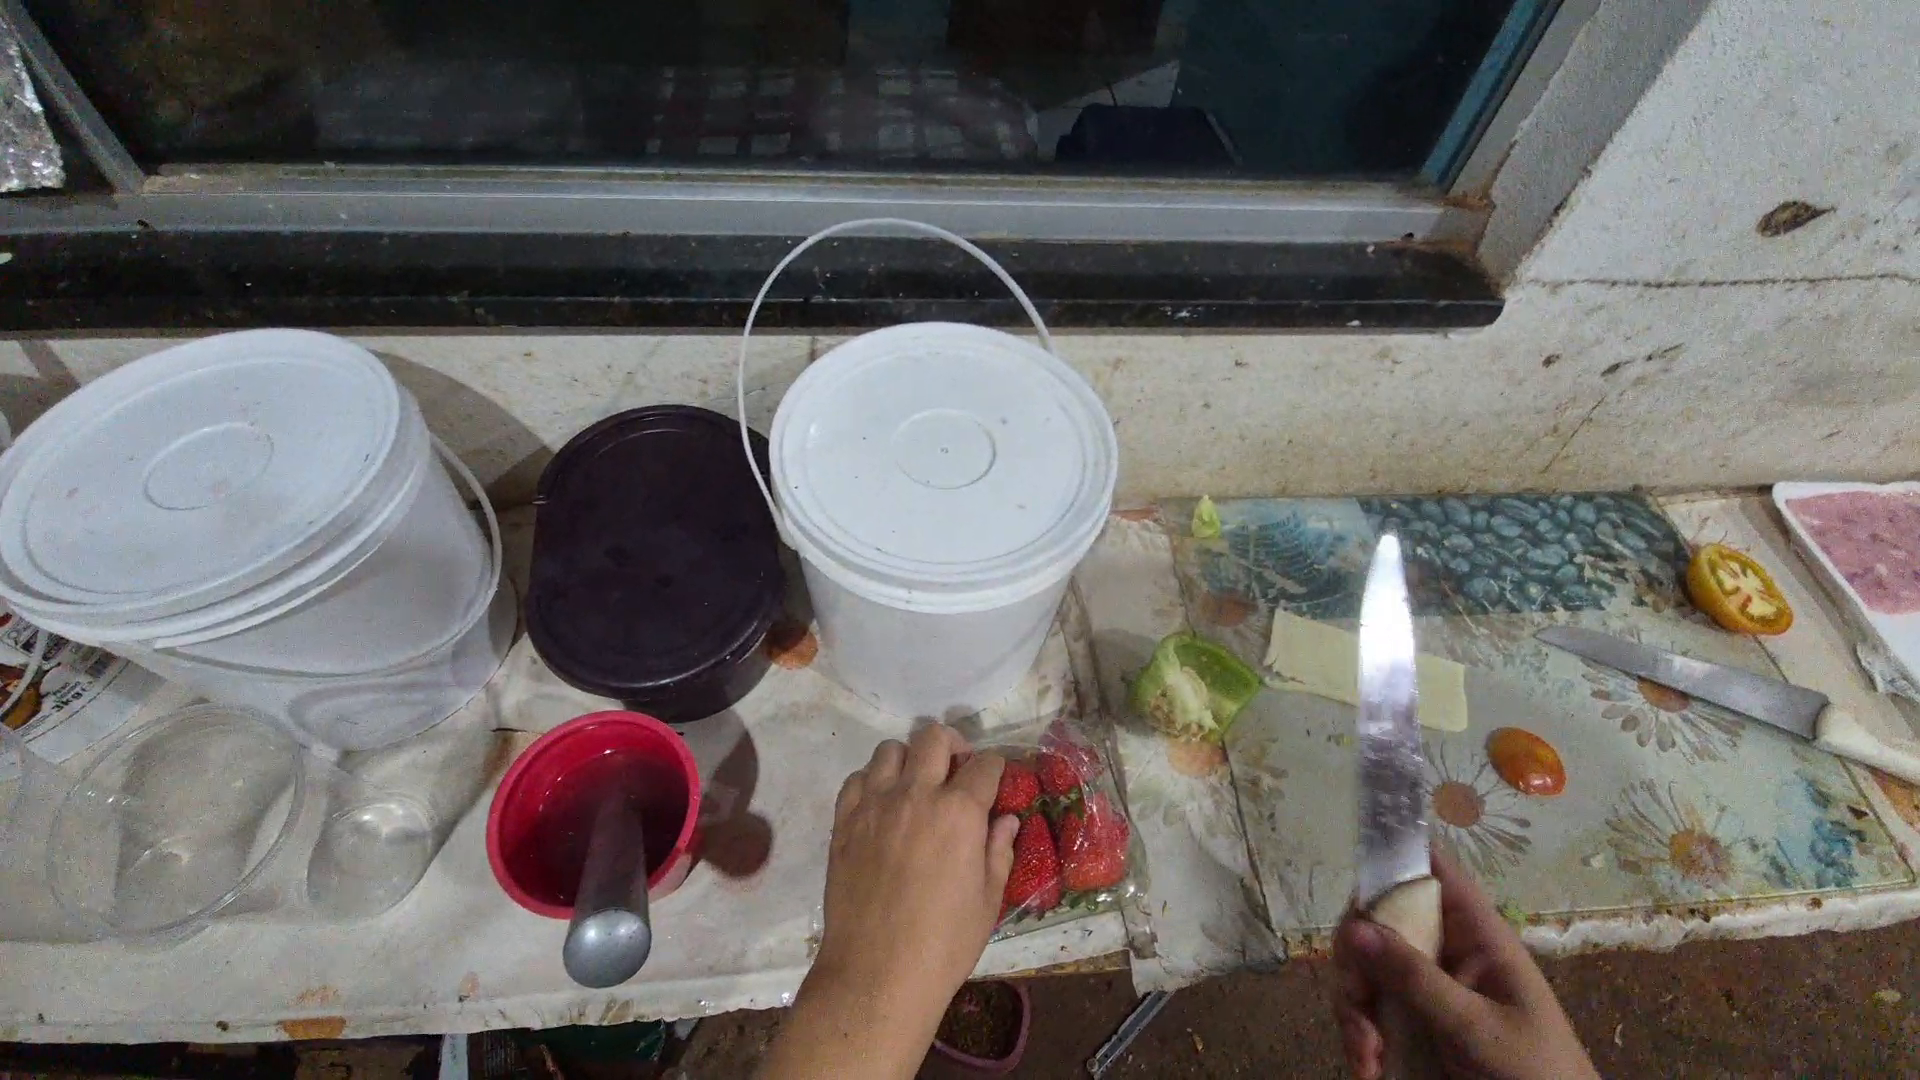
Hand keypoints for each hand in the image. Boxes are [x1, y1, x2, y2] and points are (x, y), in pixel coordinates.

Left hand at [759, 725, 1017, 1078]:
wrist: (876, 974)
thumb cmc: (943, 942)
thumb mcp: (987, 900)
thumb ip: (998, 850)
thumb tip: (1006, 819)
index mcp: (959, 811)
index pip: (984, 764)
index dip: (995, 767)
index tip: (994, 778)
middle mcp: (916, 794)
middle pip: (934, 737)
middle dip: (952, 745)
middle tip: (956, 769)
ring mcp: (875, 804)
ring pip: (890, 749)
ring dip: (909, 760)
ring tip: (915, 786)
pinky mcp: (844, 821)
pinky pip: (857, 778)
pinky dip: (872, 782)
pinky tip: (881, 806)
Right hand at [1332, 852, 1596, 1079]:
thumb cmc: (1537, 1073)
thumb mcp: (1479, 1028)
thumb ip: (1417, 979)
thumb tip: (1354, 927)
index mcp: (1473, 932)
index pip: (1431, 869)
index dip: (1393, 852)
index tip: (1357, 872)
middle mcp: (1440, 945)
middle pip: (1375, 917)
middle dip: (1355, 959)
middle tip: (1356, 1002)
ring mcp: (1421, 979)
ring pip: (1361, 962)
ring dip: (1352, 1005)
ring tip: (1366, 1055)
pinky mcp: (1407, 1012)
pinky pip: (1364, 1001)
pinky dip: (1357, 1030)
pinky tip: (1367, 1063)